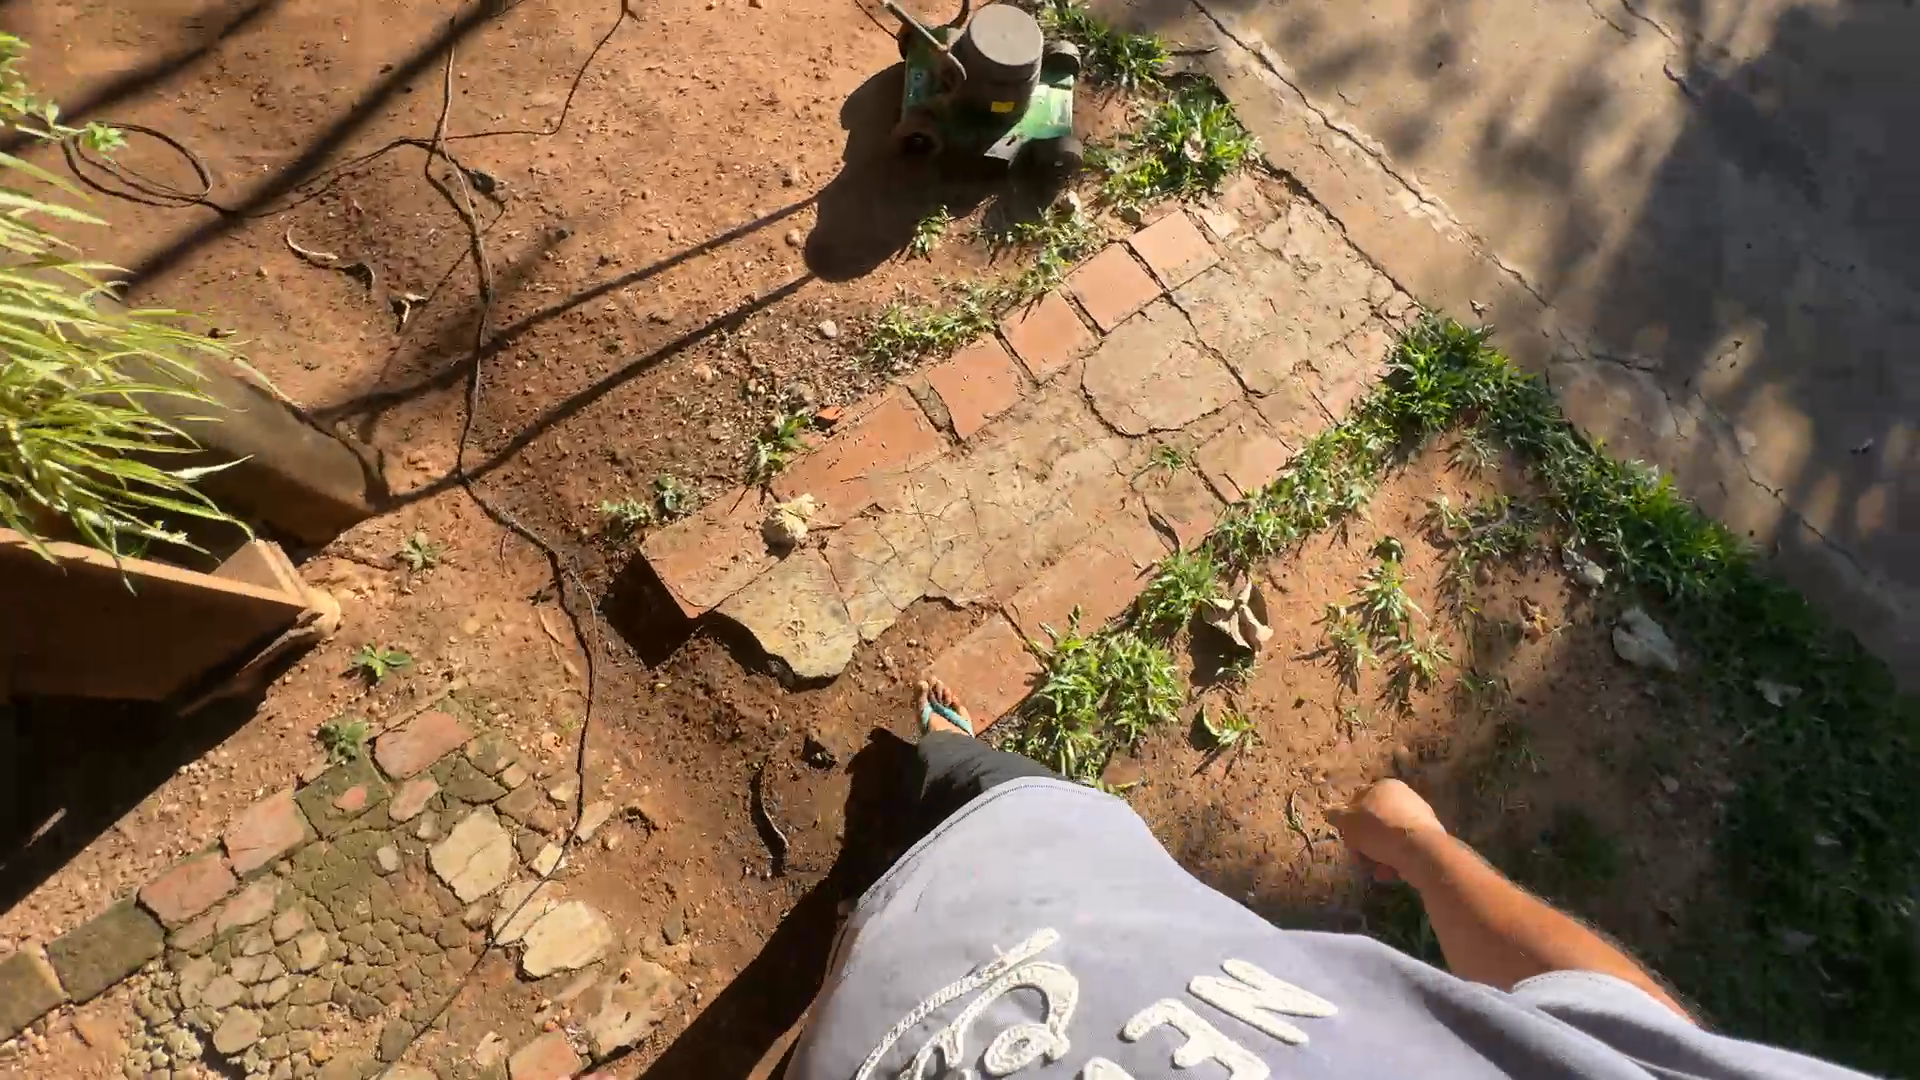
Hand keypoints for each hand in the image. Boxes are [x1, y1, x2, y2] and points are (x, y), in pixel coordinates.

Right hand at [1327, 779, 1447, 882]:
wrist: (1422, 852)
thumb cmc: (1380, 829)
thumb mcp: (1348, 821)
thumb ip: (1336, 815)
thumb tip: (1329, 812)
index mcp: (1385, 786)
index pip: (1358, 799)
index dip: (1348, 818)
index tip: (1346, 836)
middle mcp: (1405, 798)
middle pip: (1374, 821)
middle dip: (1364, 840)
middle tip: (1358, 855)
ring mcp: (1421, 820)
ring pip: (1389, 838)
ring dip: (1378, 854)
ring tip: (1374, 869)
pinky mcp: (1431, 841)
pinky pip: (1405, 850)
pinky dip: (1395, 861)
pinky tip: (1389, 872)